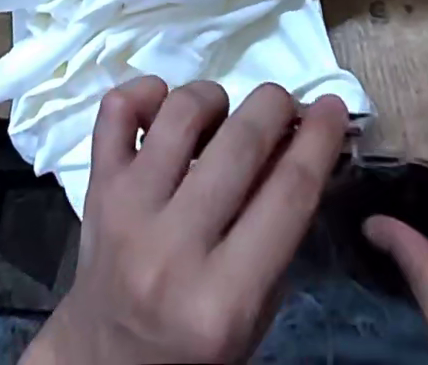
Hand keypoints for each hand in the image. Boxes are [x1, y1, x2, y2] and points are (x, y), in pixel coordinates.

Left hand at [23, 77, 349, 364]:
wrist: (104, 360)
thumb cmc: (192, 346)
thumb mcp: (253, 311)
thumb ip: (277, 233)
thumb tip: (298, 144)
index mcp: (223, 299)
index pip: (287, 194)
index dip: (318, 140)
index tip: (332, 107)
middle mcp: (172, 248)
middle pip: (239, 145)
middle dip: (274, 106)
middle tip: (284, 102)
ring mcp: (126, 209)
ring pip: (180, 115)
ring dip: (214, 97)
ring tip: (222, 112)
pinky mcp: (95, 185)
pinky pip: (116, 111)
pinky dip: (145, 90)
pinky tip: (164, 103)